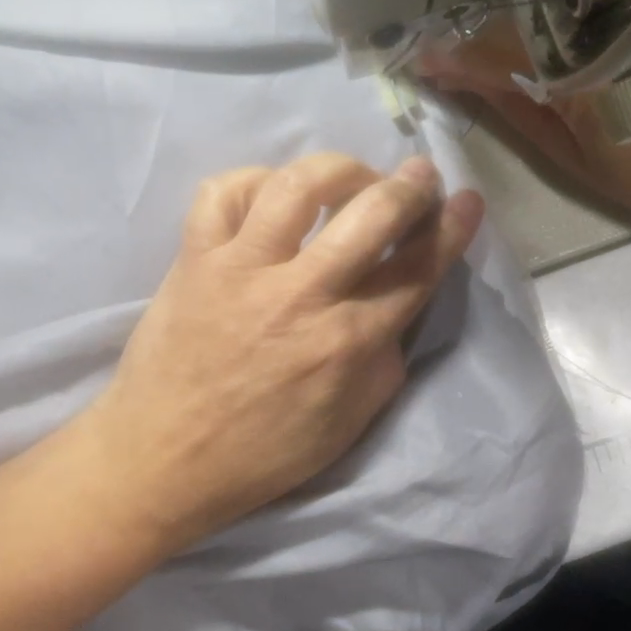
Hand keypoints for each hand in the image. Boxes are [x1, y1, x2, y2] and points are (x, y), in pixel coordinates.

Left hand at [81, 153, 483, 551]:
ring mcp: (243, 269)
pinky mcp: (195, 259)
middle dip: (409, 186)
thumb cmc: (264, 454)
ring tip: (350, 179)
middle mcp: (302, 294)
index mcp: (348, 342)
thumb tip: (394, 310)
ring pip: (299, 185)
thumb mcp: (349, 426)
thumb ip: (383, 363)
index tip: (467, 200)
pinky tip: (270, 197)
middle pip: (372, 214)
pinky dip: (253, 182)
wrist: (162, 460)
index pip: (416, 271)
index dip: (451, 230)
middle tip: (419, 176)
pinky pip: (223, 192)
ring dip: (339, 170)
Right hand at [418, 0, 630, 246]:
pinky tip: (569, 17)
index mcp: (585, 53)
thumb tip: (452, 72)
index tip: (421, 57)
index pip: (493, 36)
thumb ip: (511, 104)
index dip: (451, 47)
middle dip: (484, 18)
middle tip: (456, 47)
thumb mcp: (579, 157)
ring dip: (530, 2)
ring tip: (509, 35)